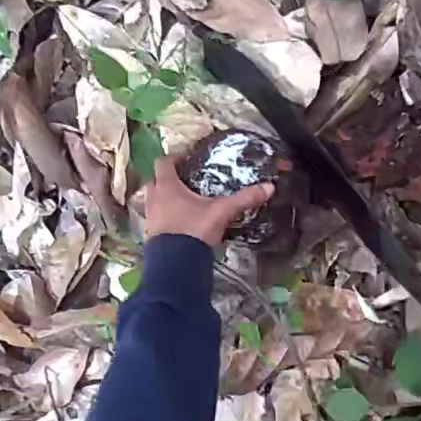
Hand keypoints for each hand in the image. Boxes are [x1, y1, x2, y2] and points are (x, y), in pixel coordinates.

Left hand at [144, 156, 274, 247]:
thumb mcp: (222, 212)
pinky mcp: (151, 234)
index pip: (164, 162)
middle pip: (156, 181)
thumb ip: (244, 199)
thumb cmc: (195, 229)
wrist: (176, 263)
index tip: (186, 159)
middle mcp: (154, 198)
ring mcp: (150, 217)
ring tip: (184, 203)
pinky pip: (157, 219)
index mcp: (167, 186)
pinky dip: (166, 217)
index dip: (174, 158)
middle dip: (168, 179)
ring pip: (154, 201)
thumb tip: (269, 187)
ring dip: (165, 199)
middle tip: (185, 182)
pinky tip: (181, 223)